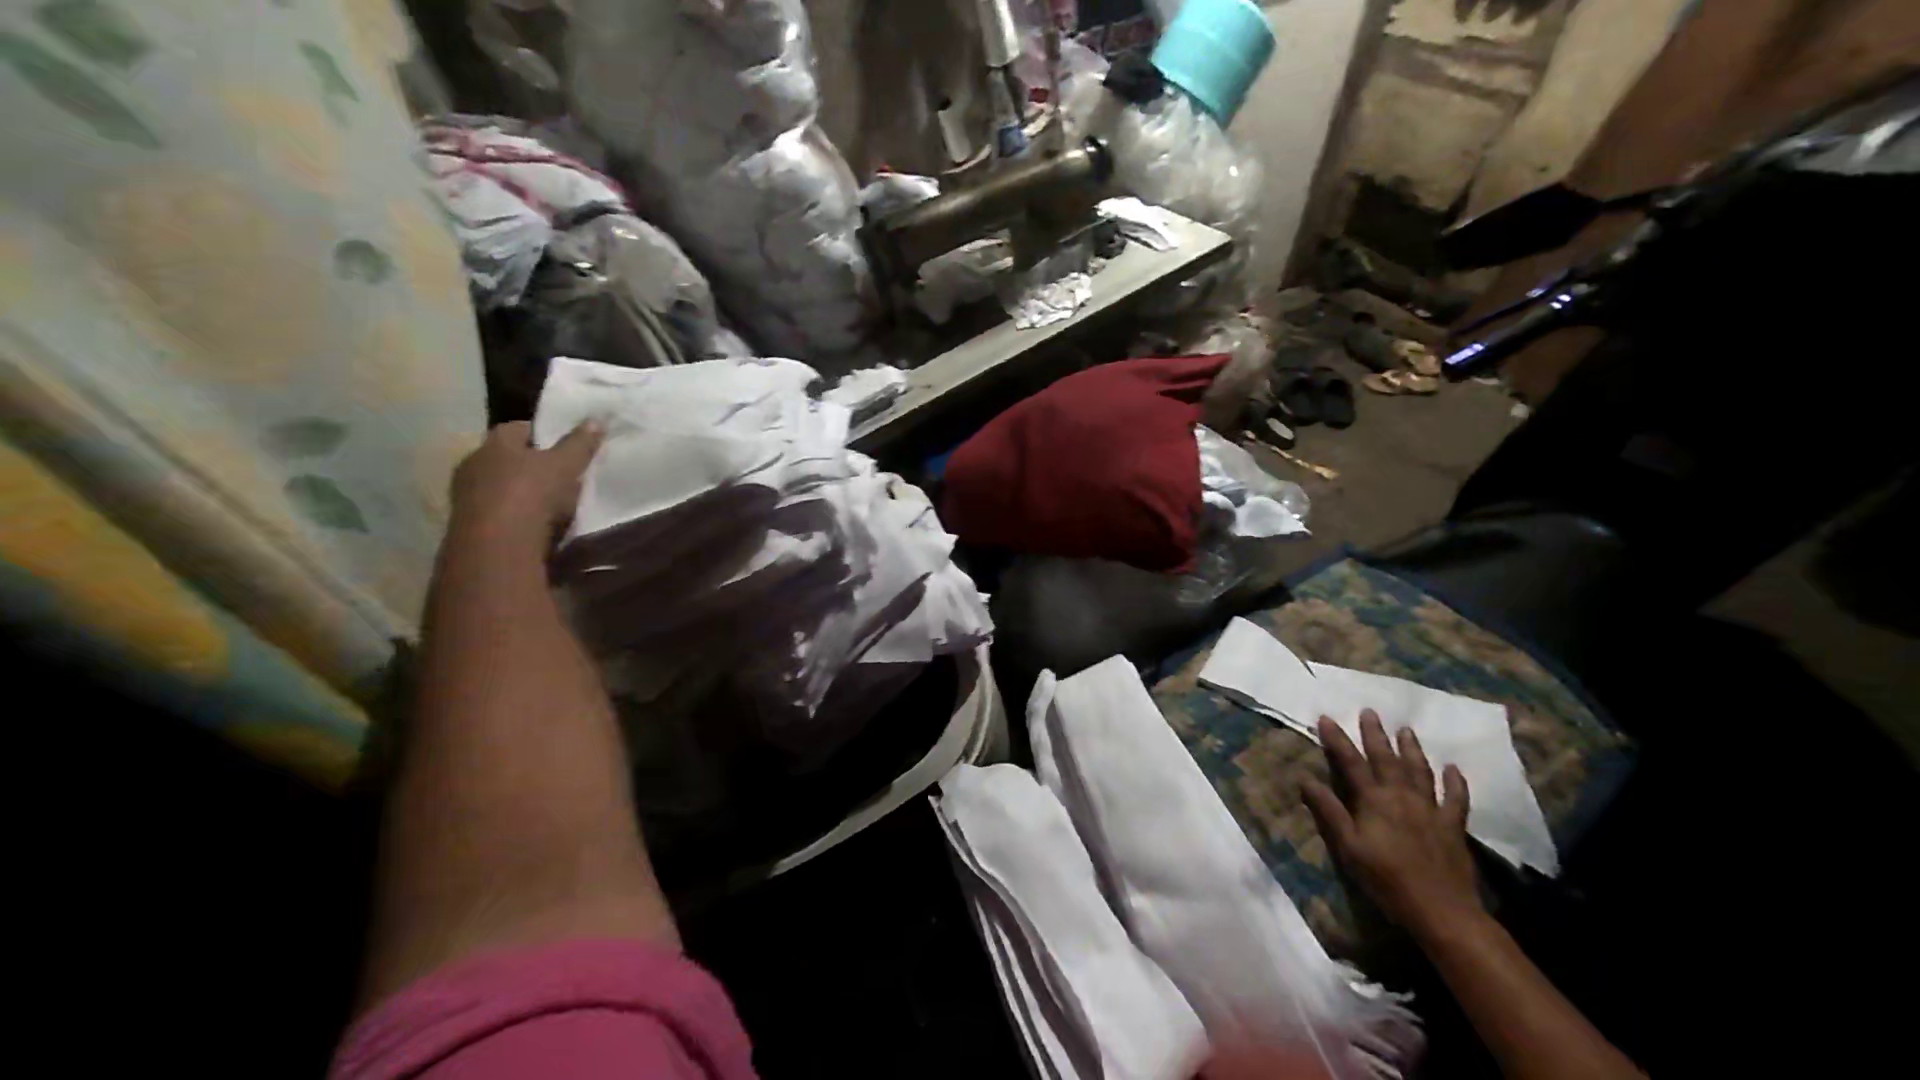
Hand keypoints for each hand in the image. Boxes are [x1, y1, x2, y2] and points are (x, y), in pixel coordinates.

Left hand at [448, 421, 601, 542]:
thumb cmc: (532, 494)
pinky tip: (536, 525)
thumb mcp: (565, 466)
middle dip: (531, 464)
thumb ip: (580, 443)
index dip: (544, 434)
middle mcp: (474, 464)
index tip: (565, 445)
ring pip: (501, 486)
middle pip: (507, 457)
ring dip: (522, 492)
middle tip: (561, 474)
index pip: (519, 428)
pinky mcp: (469, 525)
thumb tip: (597, 419)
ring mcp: (467, 496)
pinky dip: (515, 515)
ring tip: (552, 504)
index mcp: (494, 443)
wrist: (497, 547)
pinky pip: (498, 512)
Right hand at [1301, 710, 1480, 939]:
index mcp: (1374, 800)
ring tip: (1405, 729)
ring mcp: (1430, 809)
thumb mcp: (1347, 846)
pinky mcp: (1452, 826)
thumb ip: (1328, 811)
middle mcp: (1401, 796)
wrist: (1441, 909)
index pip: (1350, 762)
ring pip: (1419, 771)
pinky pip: (1455, 798)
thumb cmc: (1385, 878)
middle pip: (1386, 759)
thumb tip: (1305, 779)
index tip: (1326, 718)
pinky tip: (1453, 769)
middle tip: (1369, 712)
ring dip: (1411, 749)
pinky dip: (1455, 782)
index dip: (1337, 739)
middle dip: (1375, 734)